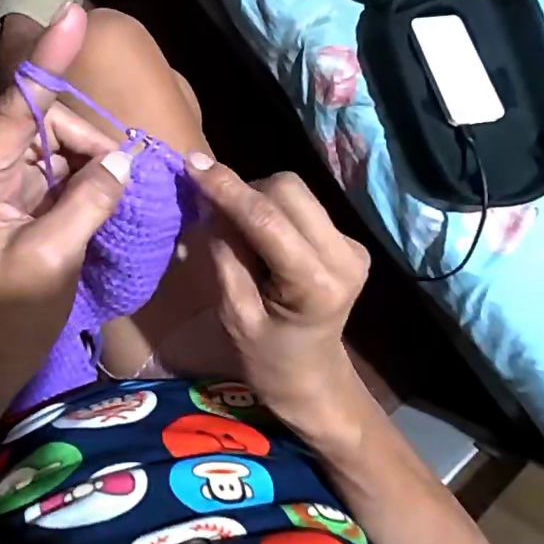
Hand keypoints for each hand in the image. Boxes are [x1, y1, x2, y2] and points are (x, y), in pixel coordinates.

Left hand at [0, 4, 131, 353]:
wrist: (3, 343)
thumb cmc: (17, 311)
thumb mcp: (52, 259)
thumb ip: (88, 201)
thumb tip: (124, 158)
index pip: (14, 108)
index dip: (47, 62)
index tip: (74, 16)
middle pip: (44, 118)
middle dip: (87, 141)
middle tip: (118, 177)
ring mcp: (6, 172)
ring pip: (60, 134)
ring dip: (92, 155)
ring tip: (107, 194)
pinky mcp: (26, 184)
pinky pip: (65, 155)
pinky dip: (91, 167)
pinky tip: (101, 190)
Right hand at [184, 157, 371, 422]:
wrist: (314, 379)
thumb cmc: (268, 359)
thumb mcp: (234, 314)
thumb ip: (224, 255)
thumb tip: (208, 202)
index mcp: (316, 284)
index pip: (267, 220)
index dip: (227, 188)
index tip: (192, 164)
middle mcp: (344, 255)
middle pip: (288, 189)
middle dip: (245, 192)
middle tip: (215, 214)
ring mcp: (351, 245)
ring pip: (296, 191)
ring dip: (258, 198)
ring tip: (239, 232)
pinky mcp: (348, 240)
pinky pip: (302, 205)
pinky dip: (273, 209)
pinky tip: (262, 239)